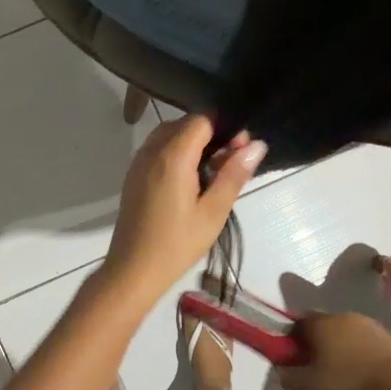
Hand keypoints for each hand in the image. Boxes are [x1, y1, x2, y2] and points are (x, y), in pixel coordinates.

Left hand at [103, 116, 265, 299]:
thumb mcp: (213, 211)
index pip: (202, 119)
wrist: (134, 270)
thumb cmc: (177, 244)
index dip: (225, 128)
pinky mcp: (133, 177)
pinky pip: (157, 151)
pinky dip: (176, 156)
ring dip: (193, 146)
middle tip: (230, 165)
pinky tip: (190, 183)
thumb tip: (257, 145)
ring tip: (212, 176)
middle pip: (185, 124)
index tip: (240, 151)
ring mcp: (138, 163)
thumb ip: (234, 174)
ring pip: (170, 136)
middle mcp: (152, 151)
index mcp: (172, 156)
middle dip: (211, 136)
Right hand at [280, 311, 390, 389]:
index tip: (292, 354)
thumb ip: (290, 377)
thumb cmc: (348, 378)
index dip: (292, 337)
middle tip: (314, 361)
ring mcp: (363, 320)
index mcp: (319, 323)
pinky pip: (359, 334)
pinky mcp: (381, 330)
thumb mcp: (313, 384)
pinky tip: (357, 364)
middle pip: (319, 323)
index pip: (297, 321)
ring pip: (340, 328)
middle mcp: (339, 315)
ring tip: (337, 365)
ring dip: (335, 341)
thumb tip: (279, 372)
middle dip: (314, 338)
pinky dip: (353, 345)